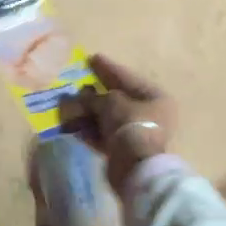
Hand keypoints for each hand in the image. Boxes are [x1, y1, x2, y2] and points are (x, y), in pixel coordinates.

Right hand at [60, 54, 178, 189]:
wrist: (136, 167)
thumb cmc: (129, 124)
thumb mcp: (110, 102)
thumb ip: (94, 96)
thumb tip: (82, 95)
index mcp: (155, 97)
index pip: (128, 77)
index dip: (108, 68)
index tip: (92, 58)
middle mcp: (151, 114)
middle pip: (118, 98)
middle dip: (95, 93)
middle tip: (77, 83)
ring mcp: (139, 133)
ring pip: (109, 118)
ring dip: (89, 112)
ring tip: (69, 104)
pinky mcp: (127, 151)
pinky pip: (106, 135)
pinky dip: (91, 129)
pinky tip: (73, 124)